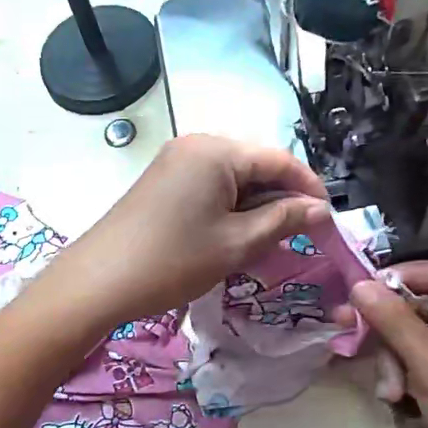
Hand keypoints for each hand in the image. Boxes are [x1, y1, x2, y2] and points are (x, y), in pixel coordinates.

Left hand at [34, 135, 330, 330]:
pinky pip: (210, 190)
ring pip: (233, 181)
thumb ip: (283, 220)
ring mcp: (175, 163)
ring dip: (256, 209)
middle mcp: (196, 145)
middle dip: (282, 200)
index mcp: (217, 150)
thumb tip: (319, 210)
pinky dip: (230, 212)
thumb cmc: (173, 260)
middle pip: (256, 166)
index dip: (309, 187)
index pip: (280, 159)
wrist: (99, 281)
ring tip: (271, 244)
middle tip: (301, 237)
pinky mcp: (163, 184)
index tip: (329, 220)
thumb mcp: (237, 243)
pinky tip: (238, 239)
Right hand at [348, 264, 427, 427]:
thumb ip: (396, 323)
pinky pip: (421, 357)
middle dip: (394, 331)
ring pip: (418, 334)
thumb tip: (360, 285)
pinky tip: (396, 397)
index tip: (372, 286)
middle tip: (356, 335)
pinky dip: (403, 372)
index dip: (412, 276)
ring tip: (390, 392)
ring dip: (394, 359)